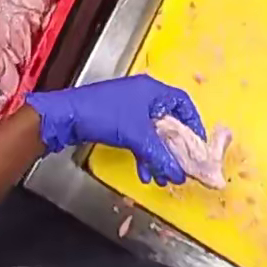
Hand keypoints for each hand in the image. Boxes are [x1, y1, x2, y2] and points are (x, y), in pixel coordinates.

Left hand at [25, 75, 203, 185]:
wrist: (67, 116)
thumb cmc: (103, 114)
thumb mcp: (137, 136)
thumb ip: (160, 155)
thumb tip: (178, 173)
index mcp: (152, 90)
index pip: (183, 104)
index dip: (194, 124)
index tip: (199, 145)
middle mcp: (142, 95)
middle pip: (169, 121)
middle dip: (175, 147)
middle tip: (181, 165)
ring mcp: (128, 106)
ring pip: (153, 132)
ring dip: (158, 154)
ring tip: (162, 176)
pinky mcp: (116, 118)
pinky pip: (138, 136)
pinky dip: (143, 153)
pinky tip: (144, 171)